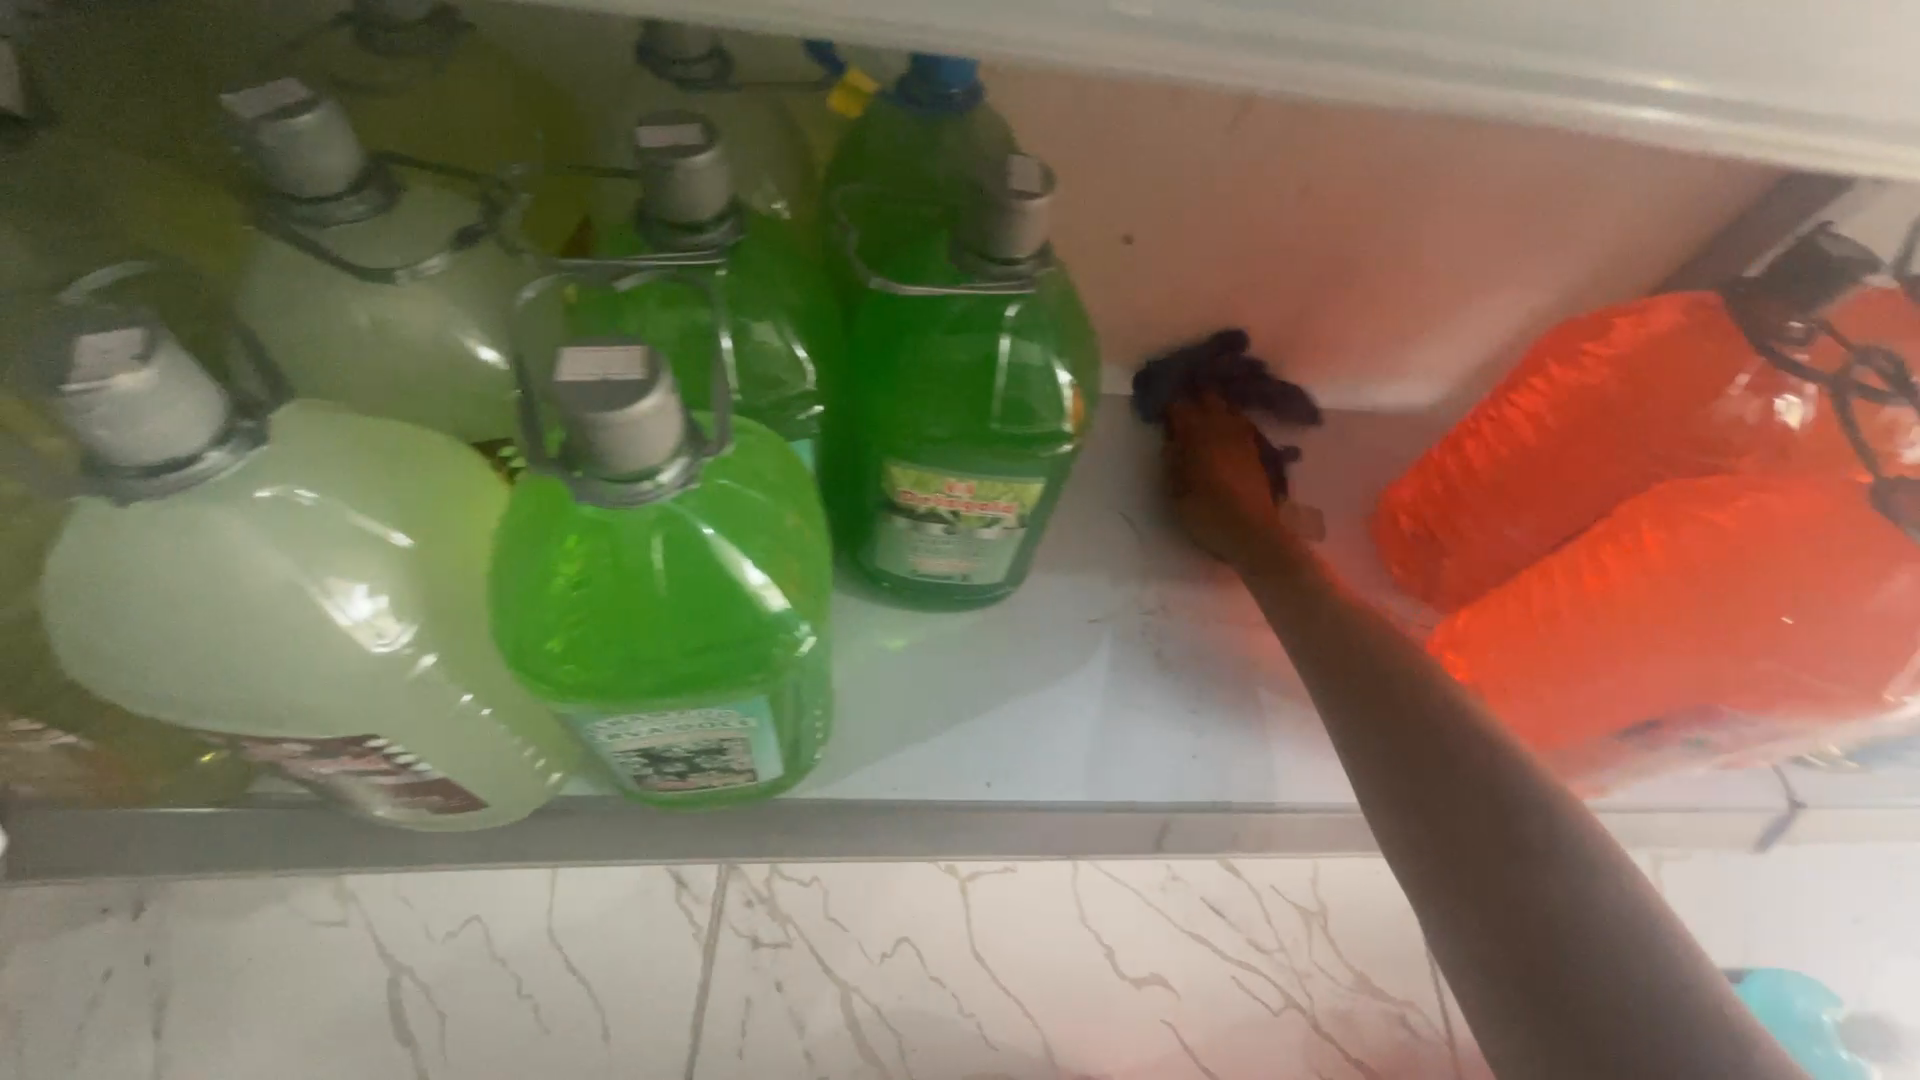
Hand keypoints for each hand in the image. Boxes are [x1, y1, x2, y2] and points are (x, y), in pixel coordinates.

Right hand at [1163, 394, 1305, 572]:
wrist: (1251, 532)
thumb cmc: (1206, 514)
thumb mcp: (1176, 491)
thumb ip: (1172, 462)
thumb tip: (1171, 441)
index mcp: (1197, 435)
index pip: (1179, 407)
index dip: (1167, 401)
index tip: (1157, 401)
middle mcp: (1221, 428)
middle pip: (1208, 398)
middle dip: (1193, 394)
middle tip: (1180, 399)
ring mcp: (1242, 437)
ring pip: (1228, 407)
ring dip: (1214, 405)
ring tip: (1202, 406)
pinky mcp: (1256, 449)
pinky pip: (1241, 423)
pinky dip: (1230, 419)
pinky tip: (1225, 426)